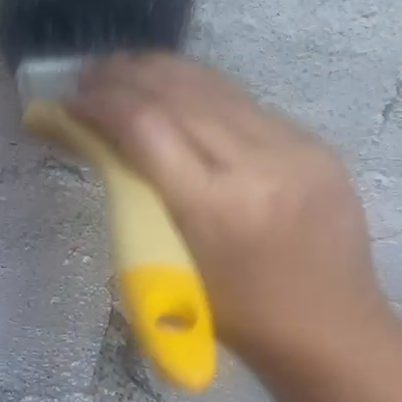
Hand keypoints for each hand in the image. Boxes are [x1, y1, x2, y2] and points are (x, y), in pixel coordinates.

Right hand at [69, 53, 389, 369]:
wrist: (334, 332)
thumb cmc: (231, 310)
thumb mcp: (164, 255)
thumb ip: (130, 187)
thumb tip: (84, 133)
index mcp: (214, 206)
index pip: (145, 127)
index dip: (101, 104)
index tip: (68, 101)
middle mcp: (258, 167)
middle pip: (175, 96)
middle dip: (121, 78)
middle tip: (84, 77)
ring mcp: (294, 149)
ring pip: (209, 86)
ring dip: (155, 71)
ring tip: (118, 69)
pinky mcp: (313, 143)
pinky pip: (240, 100)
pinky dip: (194, 86)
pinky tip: (168, 85)